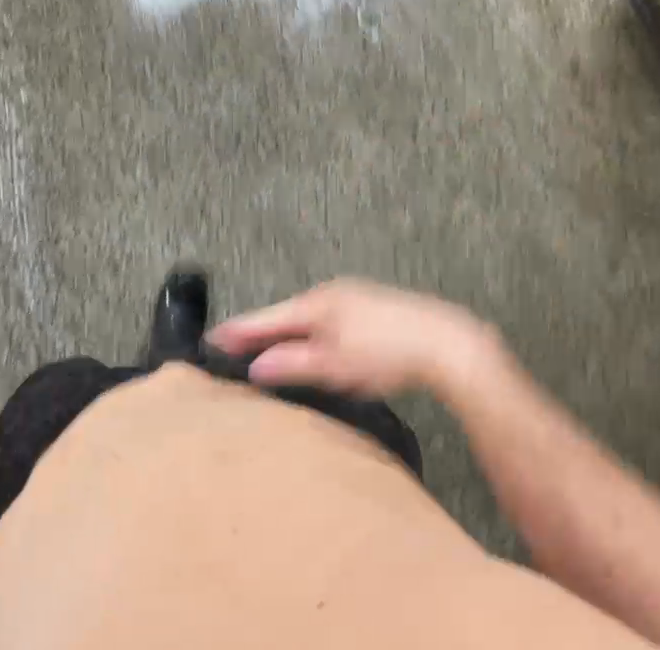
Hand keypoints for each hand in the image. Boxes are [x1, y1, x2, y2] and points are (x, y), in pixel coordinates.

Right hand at [207, 279, 511, 398]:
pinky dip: (313, 336)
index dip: (237, 331)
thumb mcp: (335, 365)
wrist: (449, 344)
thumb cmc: (389, 352)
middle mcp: (330, 294)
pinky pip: (329, 322)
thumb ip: (293, 363)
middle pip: (284, 316)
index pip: (265, 318)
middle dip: (260, 333)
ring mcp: (353, 299)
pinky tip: (317, 352)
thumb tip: (255, 365)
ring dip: (288, 336)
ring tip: (270, 355)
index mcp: (315, 303)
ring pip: (308, 320)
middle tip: (234, 350)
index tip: (210, 339)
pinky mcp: (372, 310)